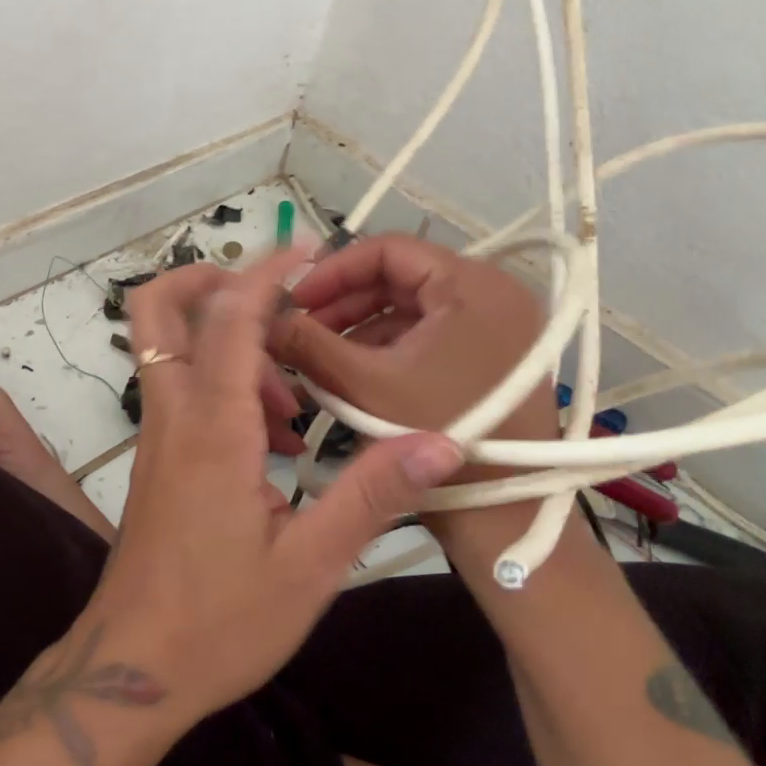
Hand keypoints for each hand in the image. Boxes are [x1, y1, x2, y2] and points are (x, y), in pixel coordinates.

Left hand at [81, 252, 465, 716]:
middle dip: (210, 283)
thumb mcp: (312, 565)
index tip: (306, 247)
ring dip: (229, 345)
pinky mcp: (157, 457)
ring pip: (172, 348)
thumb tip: (441, 442)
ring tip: (296, 404)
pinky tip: (275, 440)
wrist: (136, 664)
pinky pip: (181, 389)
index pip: (228, 317)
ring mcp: (158, 434)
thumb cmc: (221, 621)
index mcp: (212, 428)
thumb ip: (372, 495)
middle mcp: (173, 414)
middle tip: (281, 309)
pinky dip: (222, 383)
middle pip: (159, 310)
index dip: (264, 271)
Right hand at [270, 233, 561, 543]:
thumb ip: (306, 343)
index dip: (332, 271)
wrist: (507, 516)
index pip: (388, 249)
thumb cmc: (438, 436)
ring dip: (361, 324)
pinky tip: (354, 369)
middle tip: (302, 329)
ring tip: (321, 354)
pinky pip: (431, 329)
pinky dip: (390, 343)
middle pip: (400, 276)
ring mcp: (501, 323)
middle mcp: (495, 291)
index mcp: (472, 284)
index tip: (294, 300)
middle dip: (344, 301)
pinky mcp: (498, 352)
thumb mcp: (364, 385)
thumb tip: (258, 317)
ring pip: (412, 305)